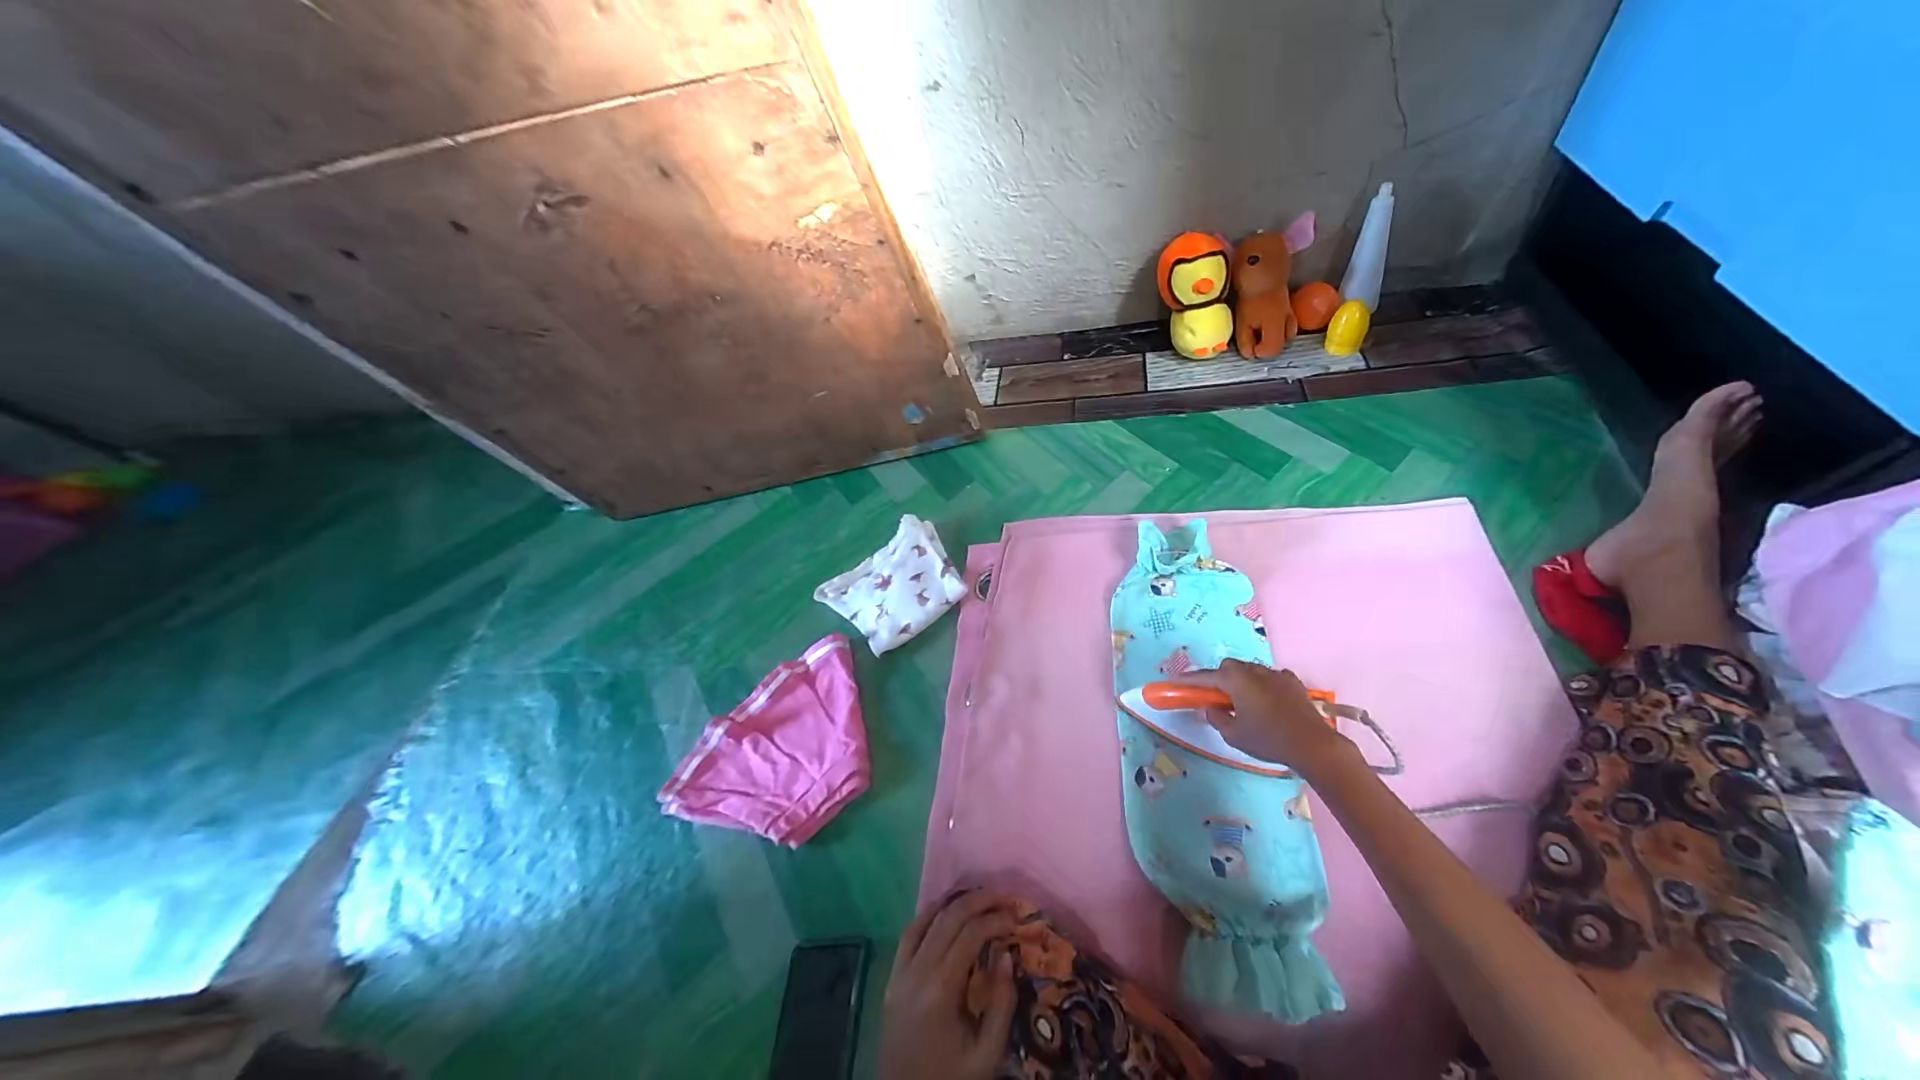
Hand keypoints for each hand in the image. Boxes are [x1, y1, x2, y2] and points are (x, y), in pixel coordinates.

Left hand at [878, 890, 1017, 1079]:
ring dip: (952, 902)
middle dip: (978, 901)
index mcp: (940, 990)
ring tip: (979, 895)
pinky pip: (908, 935)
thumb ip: (1001, 1003)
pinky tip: (944, 910)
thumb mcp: (987, 1054)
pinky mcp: (891, 979)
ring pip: (924, 920)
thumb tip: (1006, 952)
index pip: (969, 934)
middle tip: (1004, 896)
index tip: (1017, 918)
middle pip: (947, 918)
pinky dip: (928, 916)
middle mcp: (915, 972)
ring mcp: (898, 973)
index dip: (995, 919)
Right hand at [1173, 659, 1353, 775]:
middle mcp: (1255, 671)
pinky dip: (1263, 685)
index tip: (1176, 681)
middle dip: (1219, 677)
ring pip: (1251, 670)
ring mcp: (1276, 675)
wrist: (1313, 745)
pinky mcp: (1294, 683)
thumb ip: (1216, 718)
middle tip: (1215, 696)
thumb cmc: (1268, 739)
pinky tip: (1266, 701)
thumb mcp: (1234, 735)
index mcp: (1236, 680)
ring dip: (1241, 680)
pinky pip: (1271, 678)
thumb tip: (1209, 708)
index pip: (1205, 676)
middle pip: (1229, 667)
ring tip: (1241, 701)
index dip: (1189, 680)